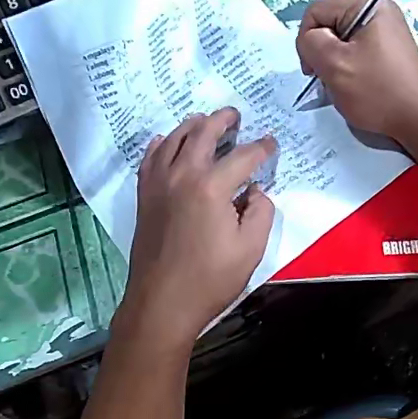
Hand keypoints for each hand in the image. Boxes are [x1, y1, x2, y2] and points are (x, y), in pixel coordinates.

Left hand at [115, 108, 276, 350]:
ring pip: (173, 140)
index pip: (243, 156)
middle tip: (234, 115)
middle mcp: (182, 175)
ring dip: (192, 126)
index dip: (262, 148)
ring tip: (204, 121)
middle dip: (222, 120)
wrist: (161, 303)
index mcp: (211, 187)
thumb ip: (260, 212)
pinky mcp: (145, 196)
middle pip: (202, 134)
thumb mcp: (250, 248)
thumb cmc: (210, 279)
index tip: (272, 145)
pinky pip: (151, 158)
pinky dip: (161, 144)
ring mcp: (158, 184)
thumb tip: (255, 191)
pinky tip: (167, 141)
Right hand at [297, 0, 417, 142]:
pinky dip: (349, 72)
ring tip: (346, 87)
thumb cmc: (376, 91)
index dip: (307, 41)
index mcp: (368, 5)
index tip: (315, 70)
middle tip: (331, 80)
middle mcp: (379, 13)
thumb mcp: (334, 63)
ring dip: (335, 66)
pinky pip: (356, 55)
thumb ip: (311, 42)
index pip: (316, 12)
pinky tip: (357, 89)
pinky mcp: (389, 53)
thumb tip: (311, 41)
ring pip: (341, 44)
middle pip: (329, 26)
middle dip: (323, 54)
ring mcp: (386, 34)